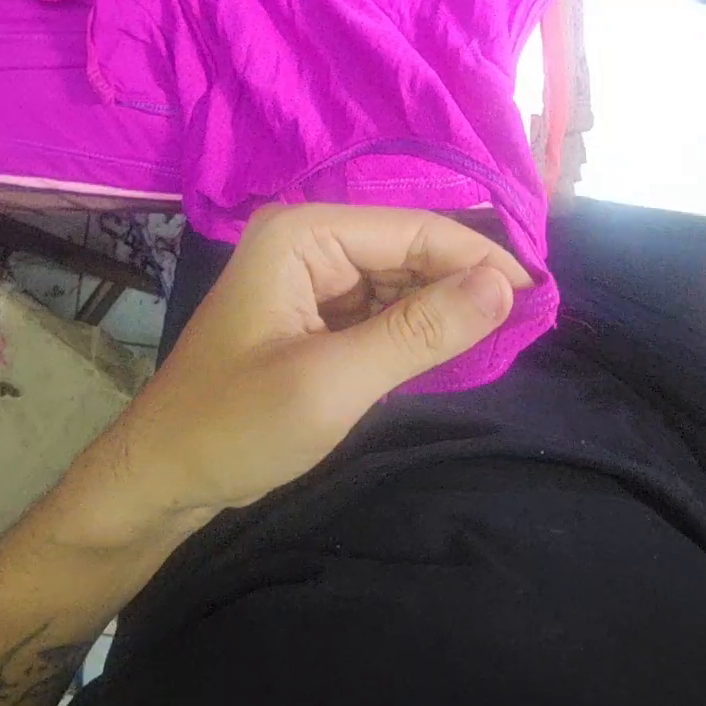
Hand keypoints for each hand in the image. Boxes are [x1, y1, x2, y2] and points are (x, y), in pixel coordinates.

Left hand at [102, 204, 529, 515]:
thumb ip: (419, 331)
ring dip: (442, 310)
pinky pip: (379, 308)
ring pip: (399, 281)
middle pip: (409, 251)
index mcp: (303, 233)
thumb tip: (504, 285)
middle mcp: (307, 240)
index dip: (480, 261)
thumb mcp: (333, 382)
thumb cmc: (236, 426)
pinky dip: (413, 330)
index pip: (414, 231)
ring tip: (496, 343)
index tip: (540, 301)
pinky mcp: (314, 313)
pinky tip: (447, 352)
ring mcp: (309, 276)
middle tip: (525, 330)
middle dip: (463, 287)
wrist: (165, 474)